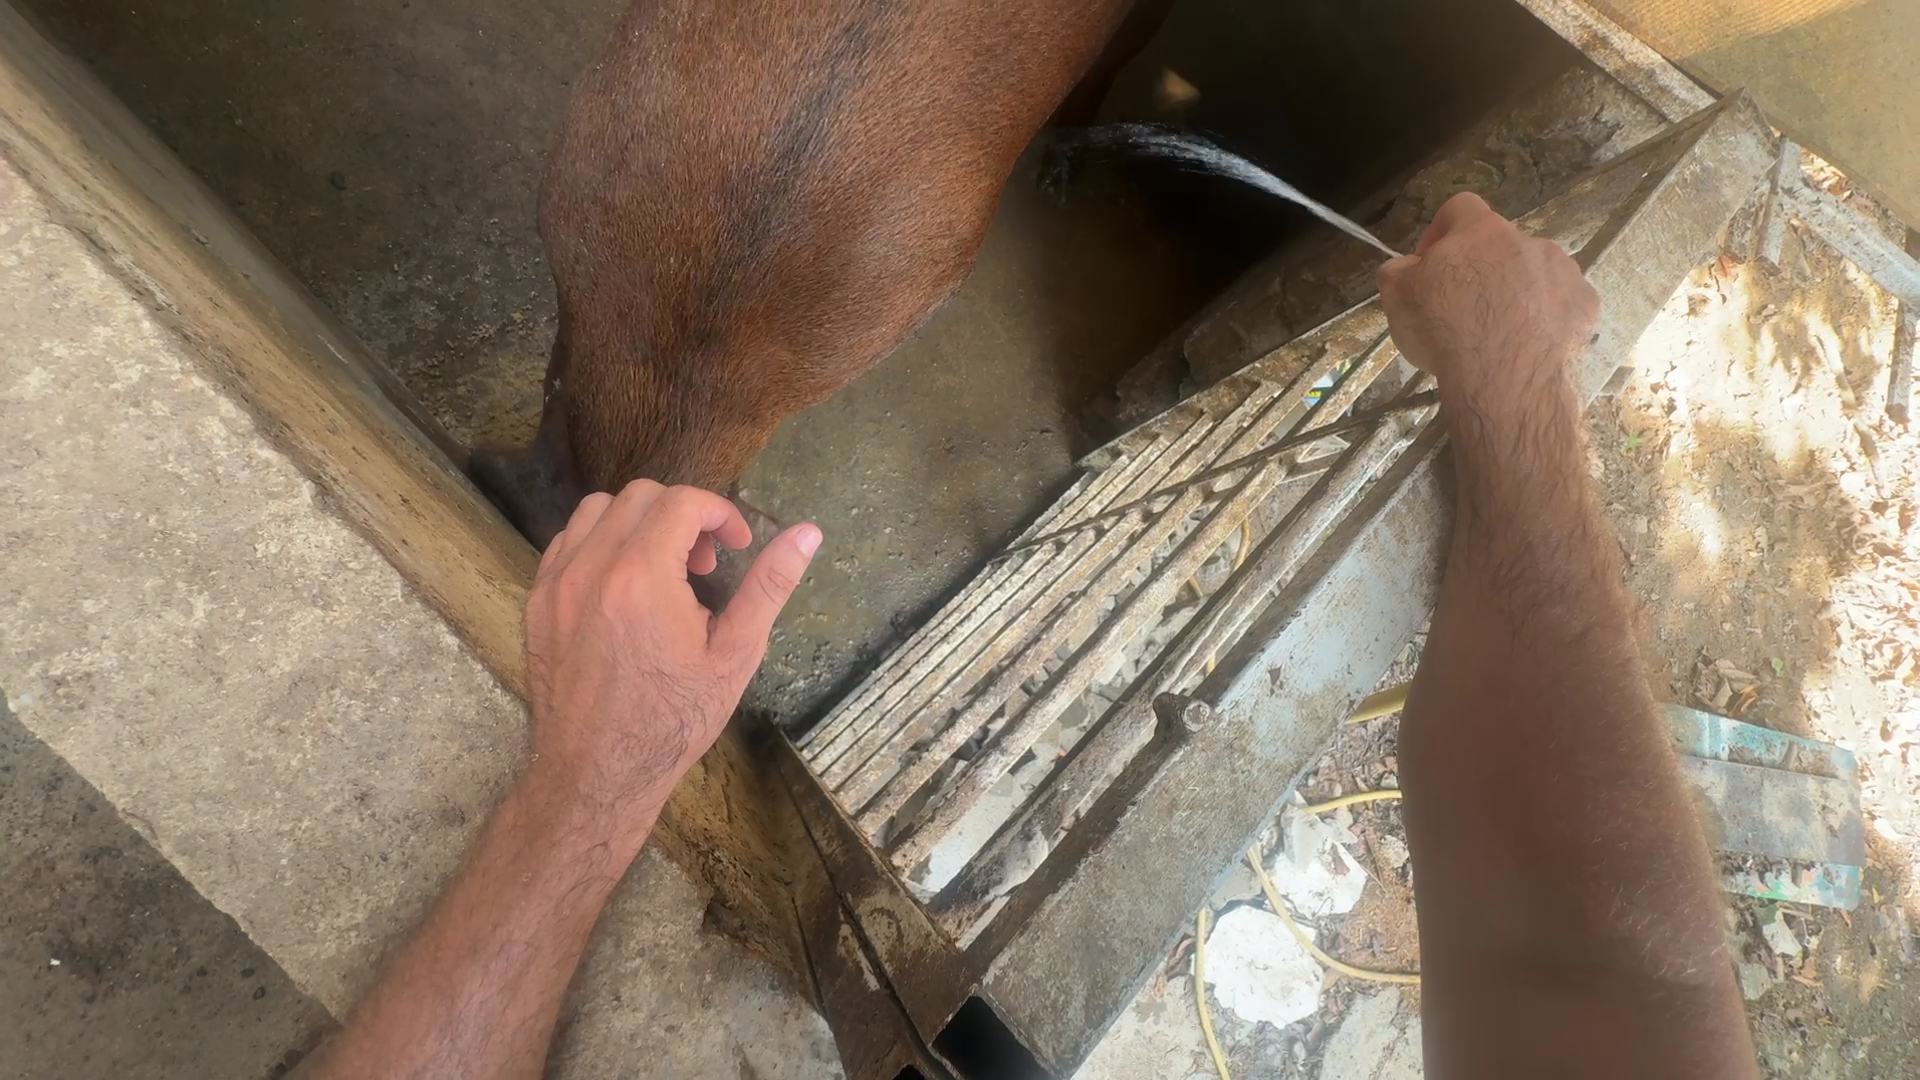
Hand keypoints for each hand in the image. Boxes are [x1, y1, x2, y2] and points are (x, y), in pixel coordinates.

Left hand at [520, 480, 821, 839]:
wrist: (598, 773)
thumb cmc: (676, 717)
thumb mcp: (737, 652)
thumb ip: (770, 584)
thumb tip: (809, 533)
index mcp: (644, 574)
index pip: (684, 502)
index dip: (721, 513)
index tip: (738, 545)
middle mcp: (592, 566)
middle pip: (641, 496)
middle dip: (684, 515)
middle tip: (705, 565)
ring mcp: (556, 583)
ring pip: (598, 510)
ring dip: (640, 522)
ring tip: (664, 569)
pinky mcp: (537, 602)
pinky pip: (568, 541)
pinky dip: (603, 542)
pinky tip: (626, 584)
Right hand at [1376, 193, 1598, 415]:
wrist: (1501, 375)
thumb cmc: (1442, 329)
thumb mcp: (1395, 297)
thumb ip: (1396, 271)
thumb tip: (1406, 266)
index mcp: (1479, 233)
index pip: (1459, 207)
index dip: (1438, 231)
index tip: (1425, 263)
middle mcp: (1527, 241)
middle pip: (1497, 245)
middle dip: (1475, 269)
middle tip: (1454, 308)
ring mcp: (1562, 270)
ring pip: (1531, 271)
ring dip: (1510, 290)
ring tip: (1491, 331)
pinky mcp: (1584, 303)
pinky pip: (1557, 301)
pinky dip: (1539, 316)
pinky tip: (1520, 343)